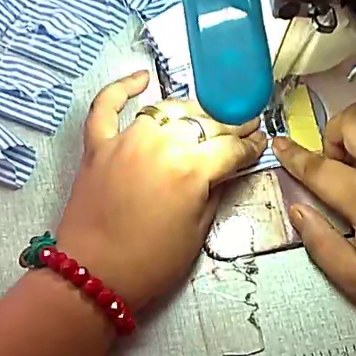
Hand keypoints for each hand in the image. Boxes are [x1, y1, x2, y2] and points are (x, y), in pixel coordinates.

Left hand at [54, 72, 266, 309]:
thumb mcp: (198, 232)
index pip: (231, 147)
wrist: (94, 277)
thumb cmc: (152, 263)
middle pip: (203, 123)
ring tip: (204, 117)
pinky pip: (107, 106)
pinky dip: (122, 88)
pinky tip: (140, 78)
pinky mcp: (98, 145)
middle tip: (242, 128)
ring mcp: (126, 140)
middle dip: (229, 125)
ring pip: (166, 110)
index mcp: (191, 170)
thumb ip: (215, 192)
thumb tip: (226, 170)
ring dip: (189, 112)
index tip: (261, 142)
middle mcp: (161, 145)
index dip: (251, 145)